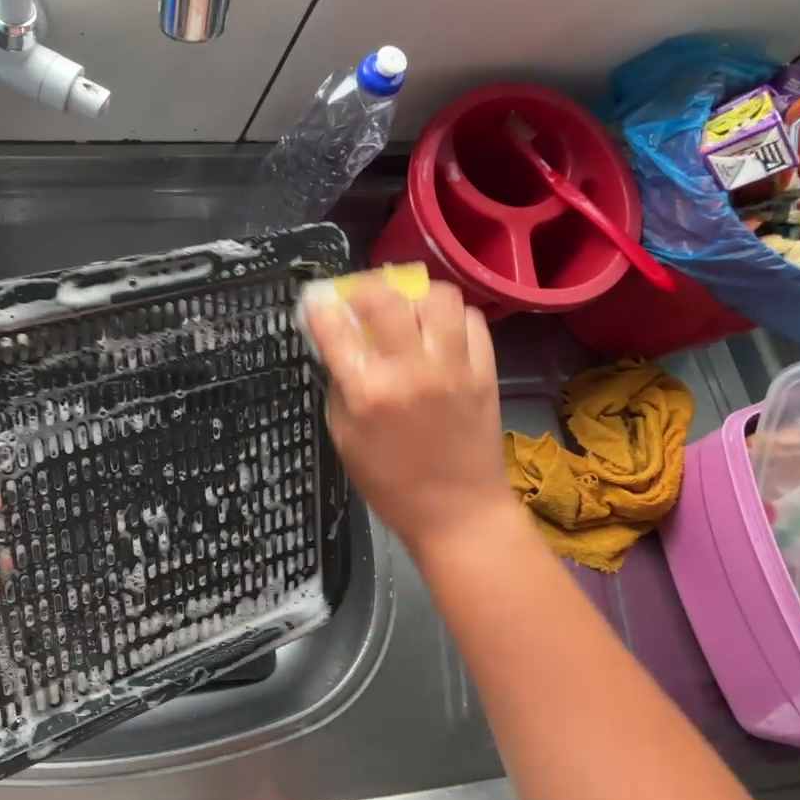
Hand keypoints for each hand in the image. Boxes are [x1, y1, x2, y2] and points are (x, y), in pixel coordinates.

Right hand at [303, 279, 514, 553]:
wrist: (456, 511)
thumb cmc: (388, 482)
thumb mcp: (343, 436)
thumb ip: (340, 386)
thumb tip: (338, 346)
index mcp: (366, 393)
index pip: (335, 329)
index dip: (319, 307)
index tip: (315, 300)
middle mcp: (409, 371)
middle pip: (386, 298)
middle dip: (364, 288)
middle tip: (358, 298)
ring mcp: (452, 368)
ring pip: (437, 298)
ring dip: (415, 295)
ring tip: (405, 309)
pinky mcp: (484, 371)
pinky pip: (471, 320)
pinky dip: (450, 316)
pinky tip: (437, 329)